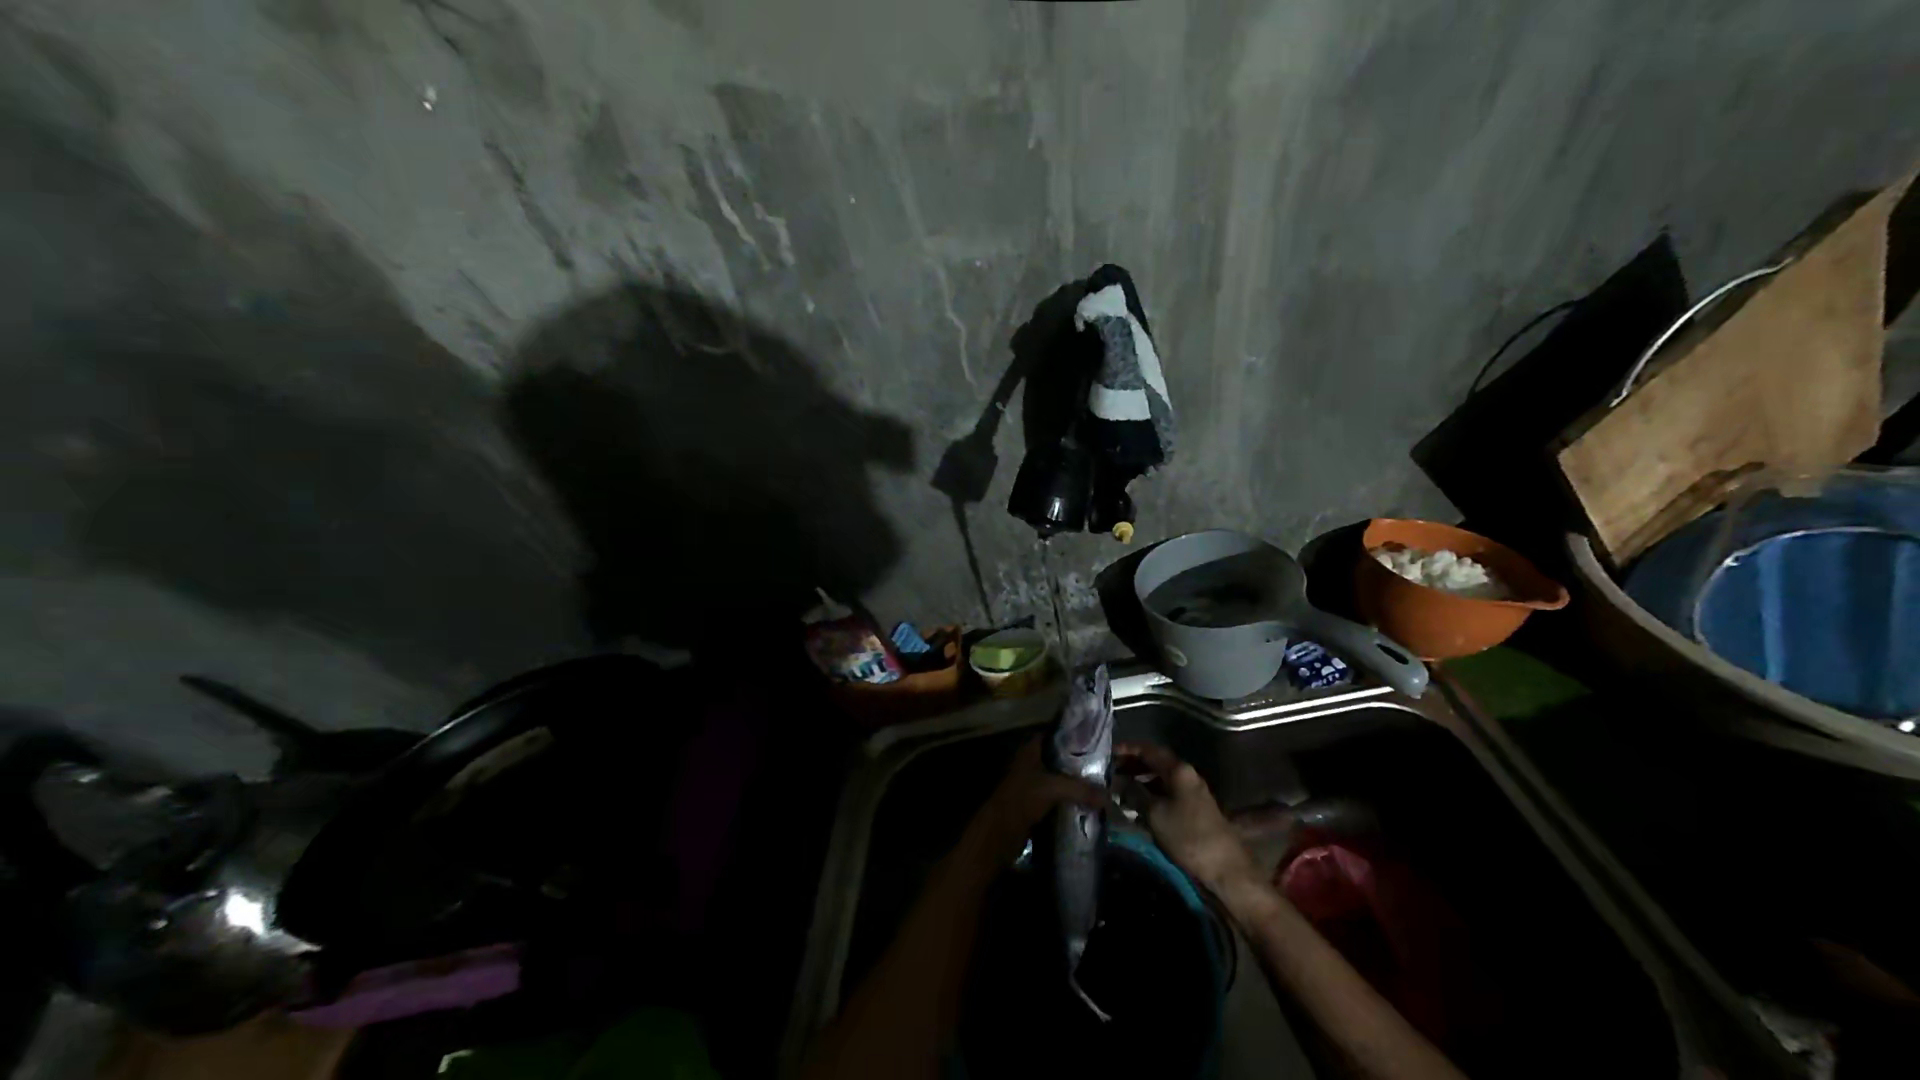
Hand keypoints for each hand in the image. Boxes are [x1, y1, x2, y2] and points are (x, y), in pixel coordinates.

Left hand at [962, 736, 1105, 864]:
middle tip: (1105, 767)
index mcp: (1030, 751)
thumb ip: (1082, 789)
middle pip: (1059, 759)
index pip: (1054, 735)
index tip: (1098, 743)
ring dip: (1076, 784)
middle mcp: (1030, 763)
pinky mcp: (1034, 804)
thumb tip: (1108, 796)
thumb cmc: (1021, 799)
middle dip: (1080, 764)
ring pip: (1059, 779)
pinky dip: (1070, 800)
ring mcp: (1031, 784)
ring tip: (1102, 785)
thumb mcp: (1053, 788)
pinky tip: (1088, 804)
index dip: (1074, 737)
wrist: (997, 833)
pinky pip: (1057, 798)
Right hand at [1114, 742, 1259, 893]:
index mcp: (1179, 770)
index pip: (1149, 750)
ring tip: (1118, 788)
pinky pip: (1166, 792)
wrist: (1224, 867)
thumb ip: (1134, 793)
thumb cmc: (1188, 835)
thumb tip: (1117, 781)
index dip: (1127, 749)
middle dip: (1132, 765)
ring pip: (1160, 778)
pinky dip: (1149, 793)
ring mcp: (1191, 791)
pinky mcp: (1192, 808)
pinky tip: (1136, 804)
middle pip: (1155, 762)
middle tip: (1109, 771)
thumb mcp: (1155, 813)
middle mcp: (1186, 775)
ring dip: (1139, 780)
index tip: (1108, 753)